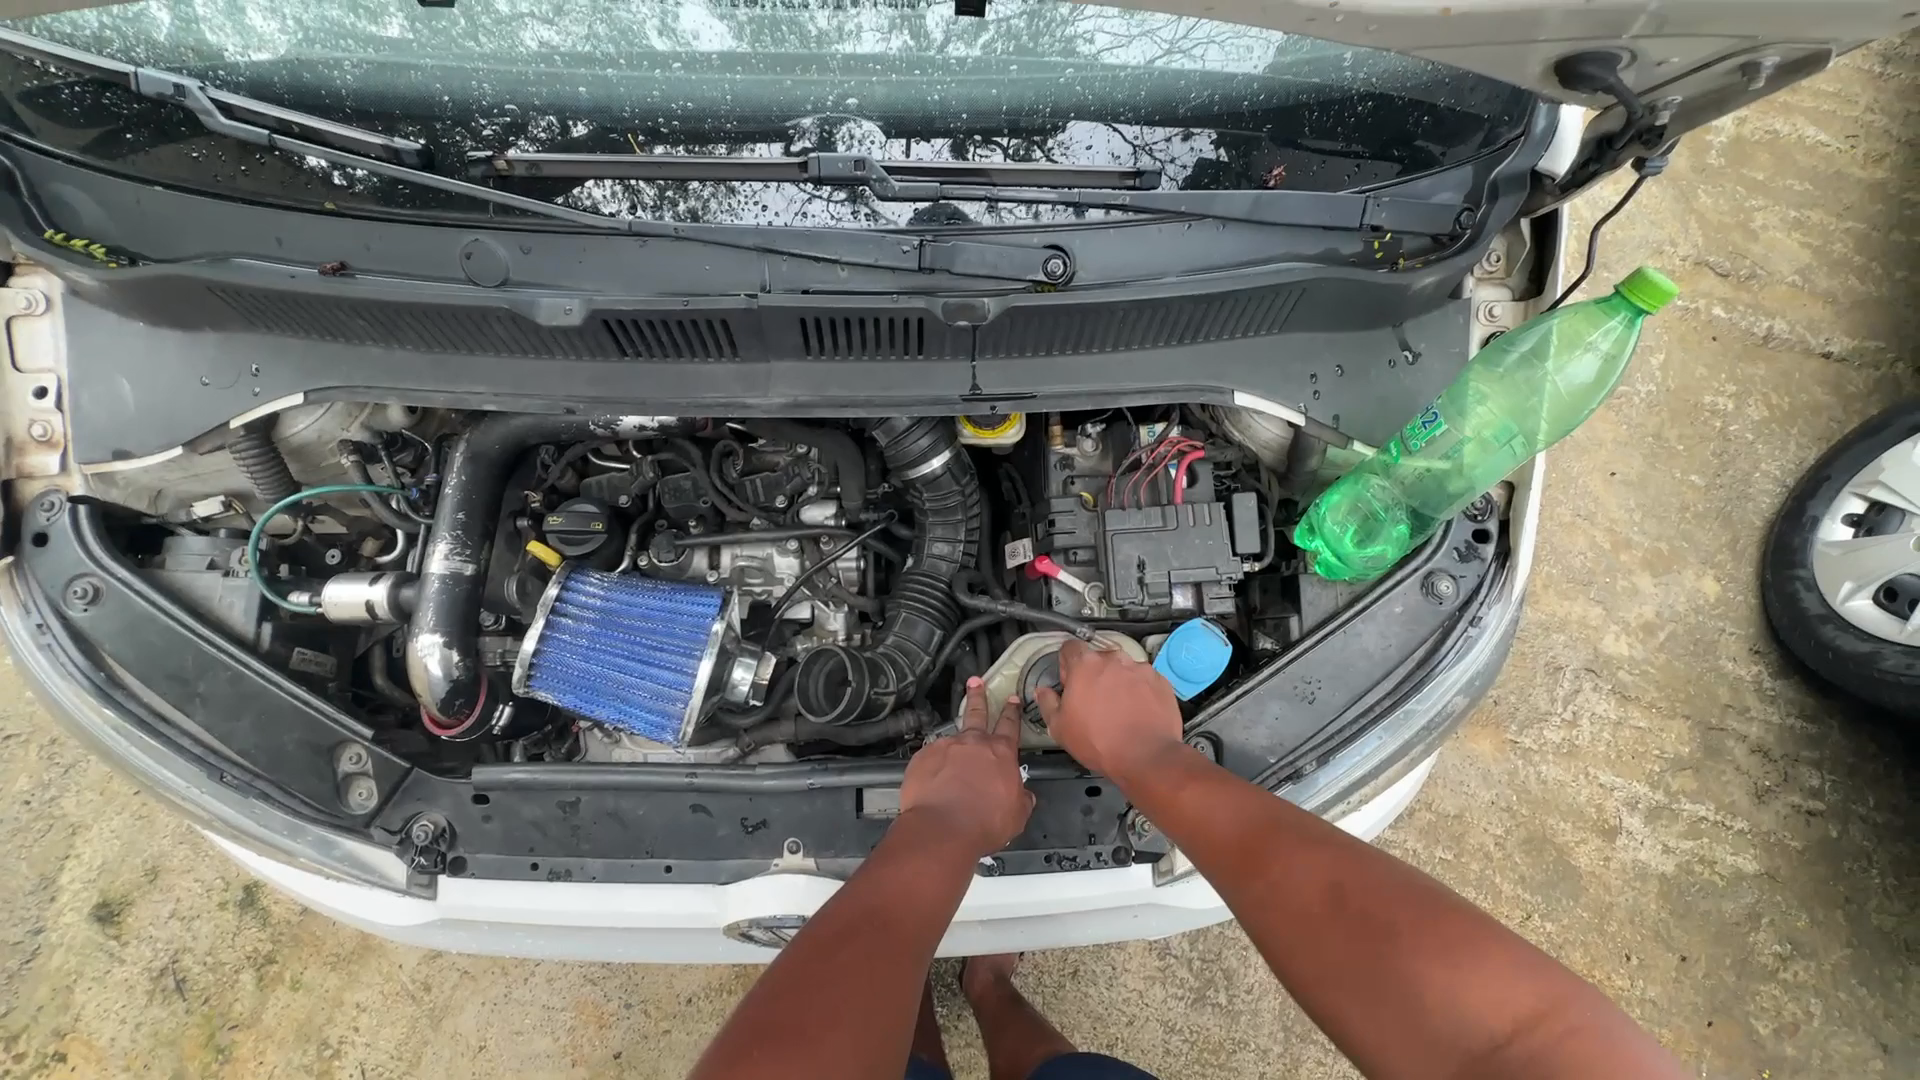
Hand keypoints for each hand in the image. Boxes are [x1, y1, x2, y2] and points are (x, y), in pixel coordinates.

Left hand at [898, 677, 1034, 858]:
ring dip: (953, 745)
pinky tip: (933, 781)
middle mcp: (973, 743)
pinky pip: (929, 757)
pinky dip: (933, 766)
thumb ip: (1021, 799)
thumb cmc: (983, 823)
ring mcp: (945, 747)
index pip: (1009, 725)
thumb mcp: (1016, 815)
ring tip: (951, 758)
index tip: (1012, 700)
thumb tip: (1025, 796)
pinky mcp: (922, 758)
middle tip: (976, 682)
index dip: (1011, 711)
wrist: (942, 829)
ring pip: (951, 739)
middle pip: (977, 712)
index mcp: (1000, 753)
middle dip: (978, 696)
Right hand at [1035, 640, 1186, 785]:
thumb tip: (1043, 692)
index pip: (1070, 647)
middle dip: (1094, 675)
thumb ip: (1047, 703)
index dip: (1067, 664)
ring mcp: (1140, 669)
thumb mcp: (1059, 727)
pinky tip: (1137, 712)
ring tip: (1119, 709)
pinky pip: (1144, 680)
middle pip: (1098, 658)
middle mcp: (1114, 659)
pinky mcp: (1160, 681)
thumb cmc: (1099, 742)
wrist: (1146, 757)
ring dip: (1118, 682)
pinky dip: (1139, 691)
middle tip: (1094, 701)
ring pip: (1123, 669)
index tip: (1070, 683)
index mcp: (1085, 665)